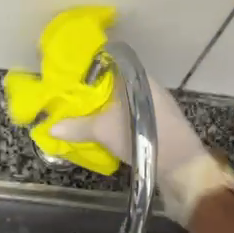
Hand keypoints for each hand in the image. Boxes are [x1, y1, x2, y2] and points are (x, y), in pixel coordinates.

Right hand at [50, 69, 225, 224]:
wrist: (183, 168)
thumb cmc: (144, 137)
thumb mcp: (104, 131)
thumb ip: (77, 127)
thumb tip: (50, 127)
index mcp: (139, 78)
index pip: (111, 64)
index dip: (90, 69)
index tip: (70, 77)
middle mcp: (149, 88)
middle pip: (116, 85)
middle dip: (94, 94)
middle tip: (70, 100)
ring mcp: (157, 107)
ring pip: (124, 103)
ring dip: (106, 111)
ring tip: (81, 117)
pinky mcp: (160, 126)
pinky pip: (132, 117)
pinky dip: (117, 122)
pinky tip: (103, 132)